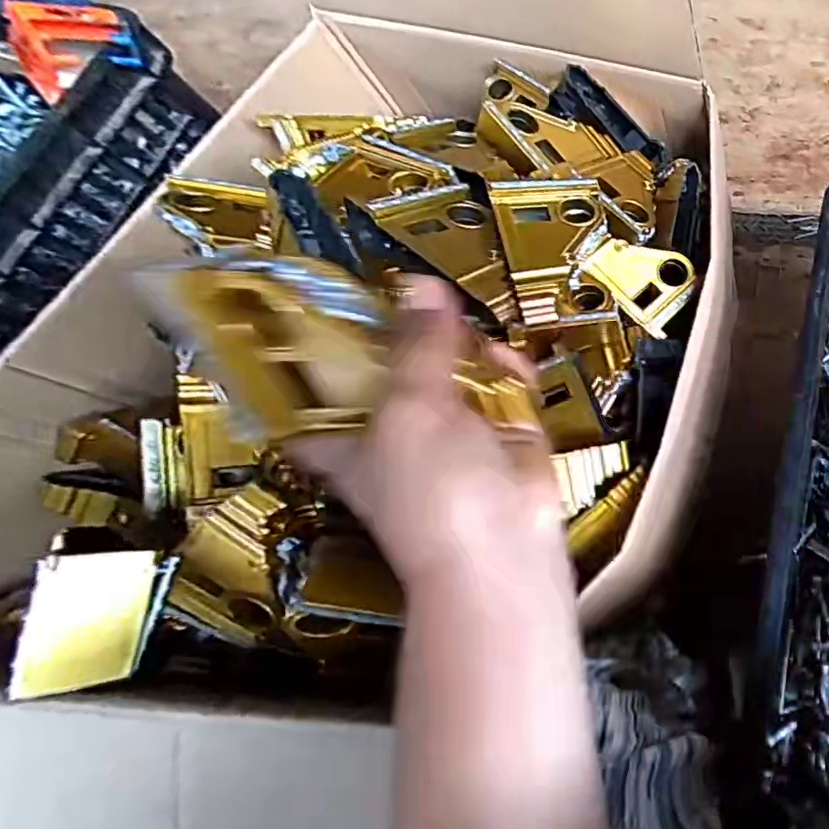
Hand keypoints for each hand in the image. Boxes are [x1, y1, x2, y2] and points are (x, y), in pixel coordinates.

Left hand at [288, 277, 565, 597]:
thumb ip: (418, 345)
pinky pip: (506, 385)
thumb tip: (420, 286)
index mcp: (346, 435)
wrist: (506, 542)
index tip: (328, 304)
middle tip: (428, 302)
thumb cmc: (433, 495)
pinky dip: (511, 371)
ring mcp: (457, 429)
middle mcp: (400, 428)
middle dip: (416, 333)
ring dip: (471, 349)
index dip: (318, 349)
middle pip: (398, 365)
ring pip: (458, 370)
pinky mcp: (506, 430)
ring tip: (478, 338)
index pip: (317, 389)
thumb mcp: (410, 408)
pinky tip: (510, 364)